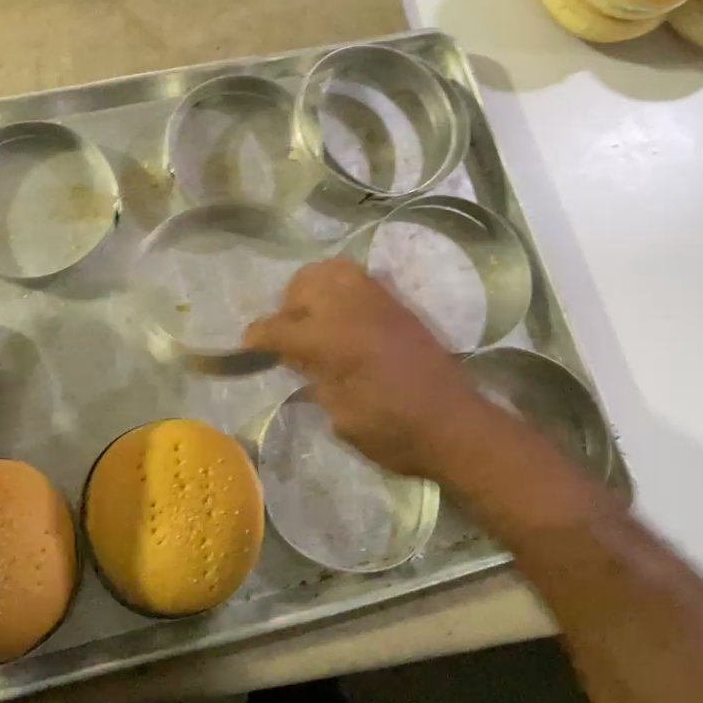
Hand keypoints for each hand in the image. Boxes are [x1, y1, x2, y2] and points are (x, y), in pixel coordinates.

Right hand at [244, 257, 487, 479]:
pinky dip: (339, 285)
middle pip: (303, 285)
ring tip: (313, 315)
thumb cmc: (395, 432)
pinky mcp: (397, 303)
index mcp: (334, 341)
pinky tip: (340, 313)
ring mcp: (377, 301)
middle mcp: (352, 310)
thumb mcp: (342, 416)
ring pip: (330, 270)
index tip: (247, 343)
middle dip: (287, 306)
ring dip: (313, 288)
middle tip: (288, 334)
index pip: (282, 328)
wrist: (455, 425)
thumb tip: (300, 359)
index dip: (260, 336)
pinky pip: (358, 276)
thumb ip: (315, 379)